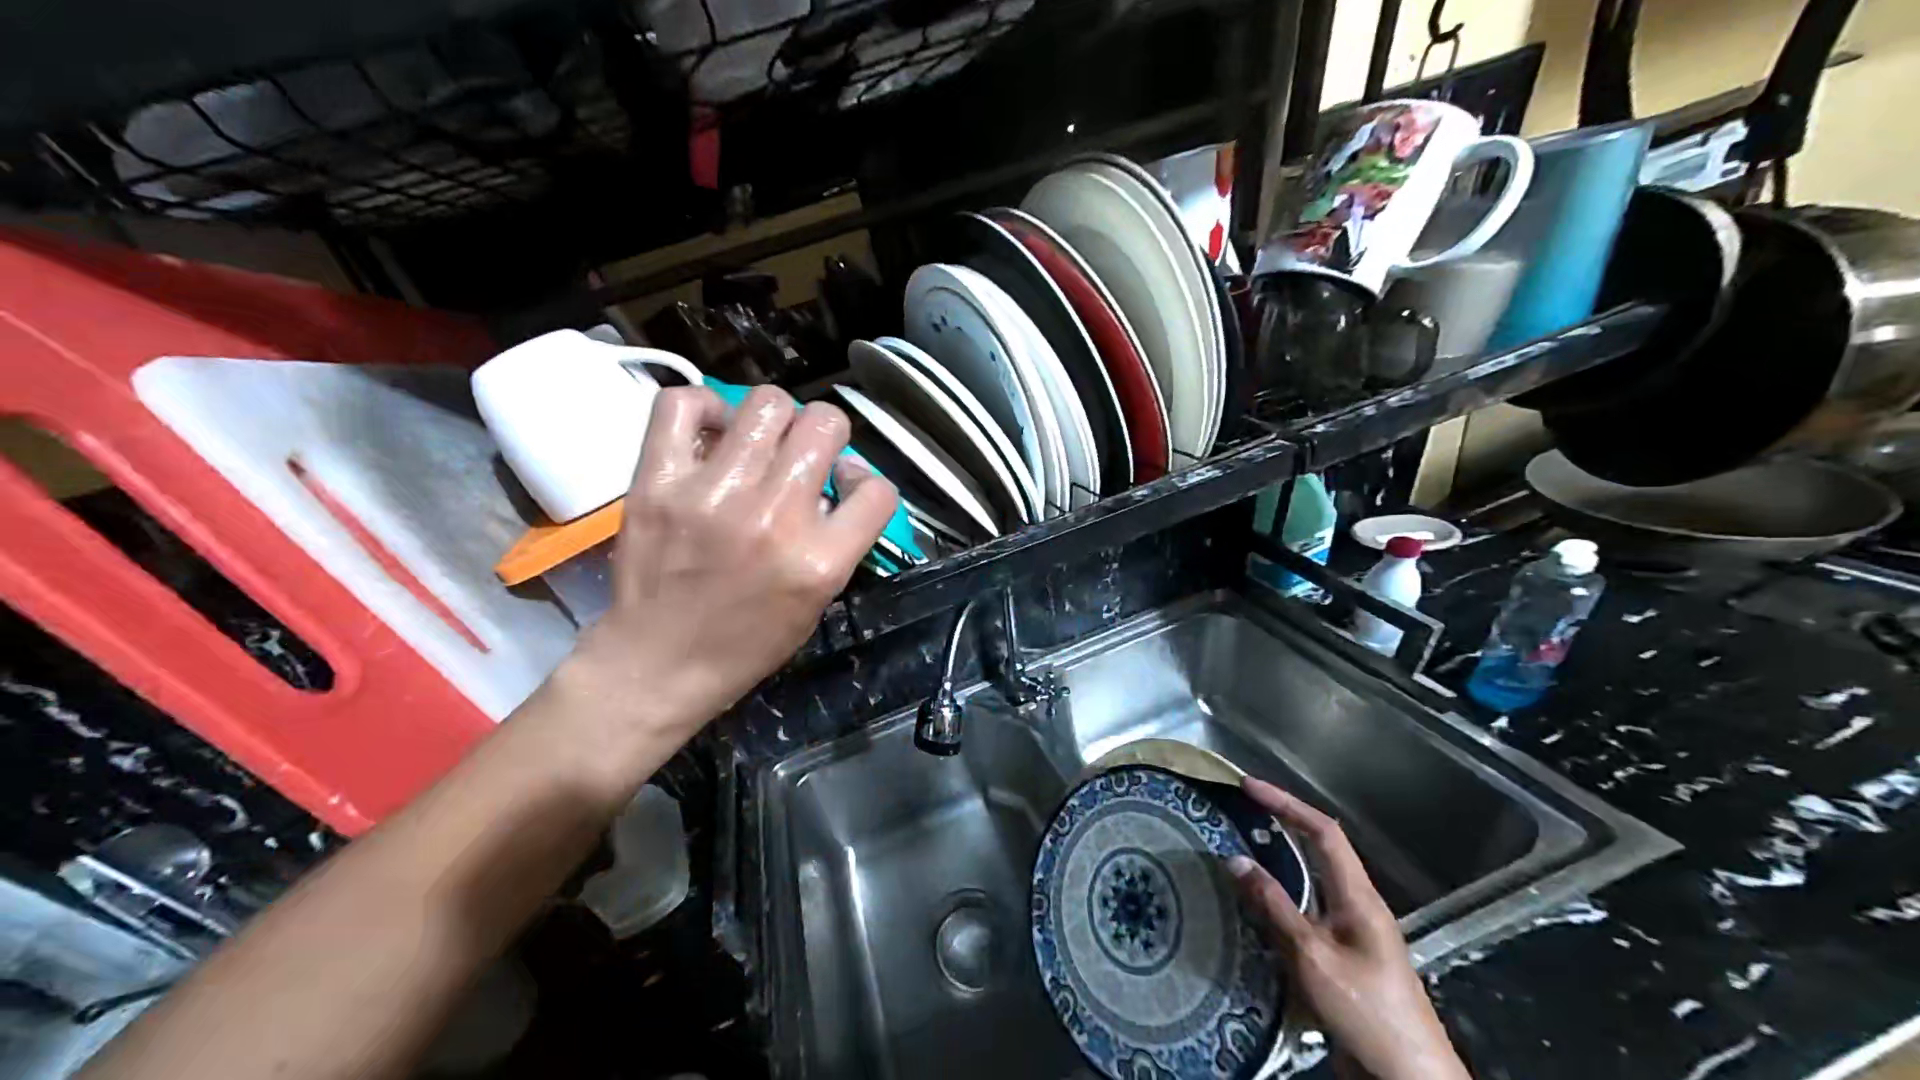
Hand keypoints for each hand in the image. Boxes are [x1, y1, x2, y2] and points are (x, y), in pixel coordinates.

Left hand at [542, 385, 895, 783]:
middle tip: (802, 455)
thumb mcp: (817, 602)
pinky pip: (682, 405)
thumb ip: (839, 539)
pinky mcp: (658, 484)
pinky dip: (703, 406)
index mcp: (819, 560)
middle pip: (825, 425)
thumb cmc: (745, 641)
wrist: (659, 664)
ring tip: (759, 442)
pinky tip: (711, 429)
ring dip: (775, 418)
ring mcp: (713, 496)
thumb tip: (838, 477)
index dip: (865, 481)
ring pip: (768, 404)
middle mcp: (774, 518)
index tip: (843, 487)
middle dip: (825, 435)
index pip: (877, 489)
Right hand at [1228, 777, 1469, 1079]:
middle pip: (1320, 849)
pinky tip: (1257, 905)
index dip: (1286, 803)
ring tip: (1241, 848)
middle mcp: (1359, 905)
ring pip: (1312, 880)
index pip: (1322, 831)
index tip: (1249, 786)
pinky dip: (1281, 896)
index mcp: (1359, 896)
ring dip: (1280, 860)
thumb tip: (1237, 860)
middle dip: (1283, 823)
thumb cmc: (1366, 1011)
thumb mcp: (1312, 956)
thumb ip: (1274, 907)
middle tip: (1242, 810)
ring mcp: (1354, 931)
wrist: (1408, 1078)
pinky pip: (1308, 910)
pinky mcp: (1345, 956)